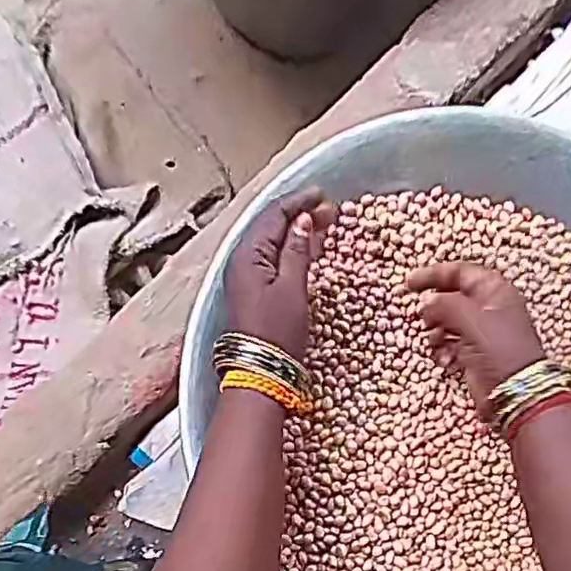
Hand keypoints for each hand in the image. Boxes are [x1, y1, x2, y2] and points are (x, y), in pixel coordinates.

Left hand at [224, 187, 335, 360]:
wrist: (259, 373)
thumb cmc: (277, 334)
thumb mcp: (292, 289)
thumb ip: (296, 251)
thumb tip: (302, 221)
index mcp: (247, 255)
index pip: (274, 215)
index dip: (300, 202)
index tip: (324, 197)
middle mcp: (241, 262)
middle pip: (271, 227)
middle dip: (300, 215)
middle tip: (329, 212)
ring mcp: (245, 278)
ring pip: (272, 243)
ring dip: (296, 233)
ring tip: (322, 227)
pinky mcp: (252, 292)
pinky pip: (271, 261)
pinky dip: (290, 252)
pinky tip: (306, 252)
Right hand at [403, 262, 545, 415]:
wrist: (515, 393)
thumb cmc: (500, 351)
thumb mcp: (472, 320)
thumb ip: (445, 305)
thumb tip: (426, 305)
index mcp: (494, 291)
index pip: (460, 273)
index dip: (434, 275)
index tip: (410, 283)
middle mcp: (488, 309)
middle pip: (453, 298)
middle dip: (434, 307)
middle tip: (421, 317)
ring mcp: (482, 333)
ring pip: (449, 322)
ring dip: (436, 331)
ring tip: (434, 341)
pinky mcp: (475, 355)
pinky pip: (451, 345)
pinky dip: (443, 349)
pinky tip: (444, 359)